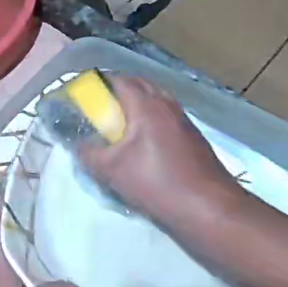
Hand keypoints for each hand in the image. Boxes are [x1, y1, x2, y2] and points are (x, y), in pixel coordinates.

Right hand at [79, 74, 241, 227]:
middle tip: (101, 109)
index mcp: (146, 104)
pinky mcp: (193, 135)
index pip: (119, 79)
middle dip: (119, 92)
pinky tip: (145, 144)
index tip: (86, 96)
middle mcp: (167, 103)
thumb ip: (89, 154)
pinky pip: (167, 116)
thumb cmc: (156, 182)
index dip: (100, 83)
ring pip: (156, 100)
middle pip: (140, 85)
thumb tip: (79, 145)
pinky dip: (153, 119)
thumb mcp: (112, 171)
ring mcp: (183, 118)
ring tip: (122, 127)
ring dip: (138, 105)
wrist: (208, 207)